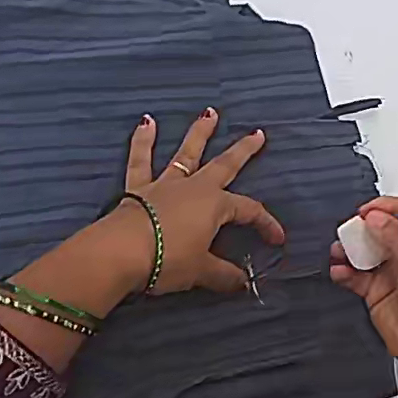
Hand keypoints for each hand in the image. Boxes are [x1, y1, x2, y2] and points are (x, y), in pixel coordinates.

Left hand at [111, 107, 286, 294]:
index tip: (277, 239)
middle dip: (243, 150)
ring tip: (210, 113)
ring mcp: (165, 184)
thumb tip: (243, 284)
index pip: (248, 211)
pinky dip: (143, 140)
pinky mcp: (137, 188)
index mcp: (215, 206)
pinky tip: (145, 121)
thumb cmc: (168, 260)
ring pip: (186, 153)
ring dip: (200, 132)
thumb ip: (224, 275)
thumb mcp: (202, 271)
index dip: (266, 223)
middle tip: (257, 134)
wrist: (121, 253)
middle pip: (224, 165)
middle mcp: (193, 188)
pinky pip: (141, 160)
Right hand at [330, 196, 397, 397]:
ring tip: (340, 251)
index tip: (366, 211)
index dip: (386, 208)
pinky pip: (355, 275)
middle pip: (381, 229)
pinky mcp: (377, 292)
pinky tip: (340, 270)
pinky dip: (345, 271)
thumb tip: (376, 216)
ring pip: (365, 251)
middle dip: (363, 228)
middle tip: (349, 231)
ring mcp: (393, 273)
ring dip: (350, 249)